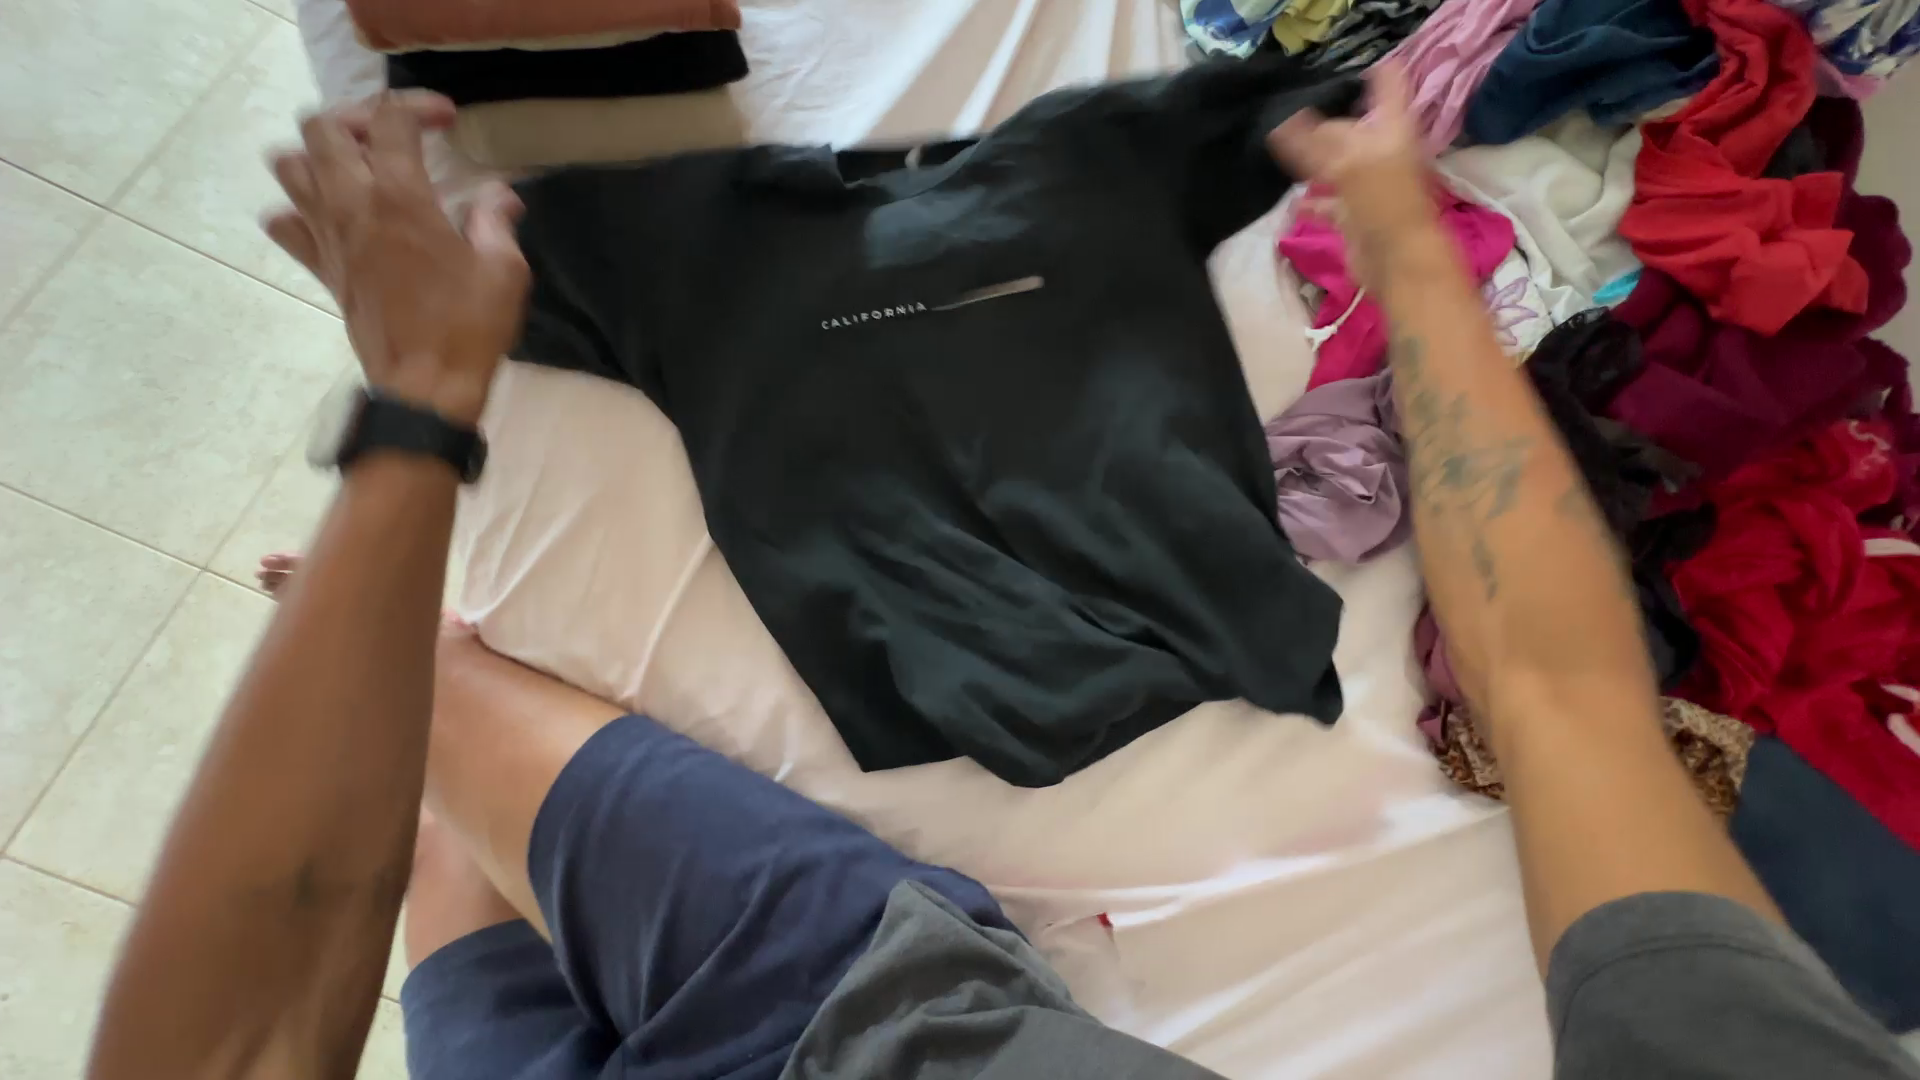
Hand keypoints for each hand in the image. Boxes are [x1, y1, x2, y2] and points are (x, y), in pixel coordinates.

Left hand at [263, 91, 528, 423]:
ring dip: (320, 155)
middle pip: (323, 128)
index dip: (419, 107)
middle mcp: (350, 204)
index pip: (391, 121)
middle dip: (359, 120)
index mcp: (399, 198)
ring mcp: (326, 235)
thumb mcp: (505, 271)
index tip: (448, 119)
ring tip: (358, 170)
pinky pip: (286, 221)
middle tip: (396, 139)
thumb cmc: (471, 326)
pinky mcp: (320, 266)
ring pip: (290, 164)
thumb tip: (499, 195)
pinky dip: (301, 209)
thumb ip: (497, 222)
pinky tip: (334, 220)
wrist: (426, 383)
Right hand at [1265, 63, 1438, 296]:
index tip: (1345, 70)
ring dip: (1313, 163)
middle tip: (1291, 117)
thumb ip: (1319, 143)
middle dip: (1326, 125)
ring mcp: (1368, 186)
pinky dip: (1311, 203)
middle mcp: (1381, 154)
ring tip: (1284, 155)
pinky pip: (1327, 203)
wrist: (1396, 261)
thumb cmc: (1383, 206)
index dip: (1373, 74)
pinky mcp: (1354, 216)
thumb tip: (1290, 126)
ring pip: (1336, 167)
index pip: (1387, 87)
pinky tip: (1293, 204)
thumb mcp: (1350, 164)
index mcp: (1391, 131)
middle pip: (1352, 130)